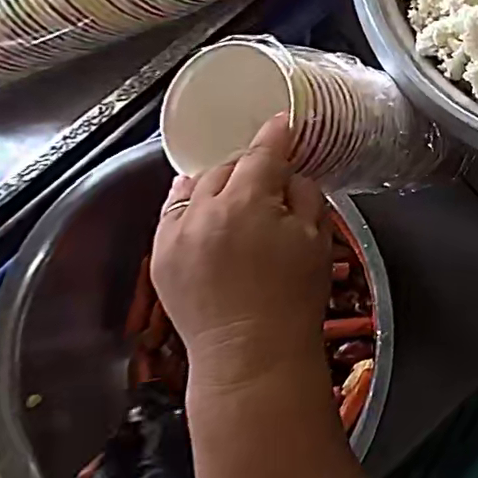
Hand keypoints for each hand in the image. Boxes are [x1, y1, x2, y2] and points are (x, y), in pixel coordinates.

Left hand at [151, 113, 331, 393]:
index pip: (264, 152)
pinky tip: (208, 208)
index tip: (285, 122)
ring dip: (220, 182)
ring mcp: (175, 234)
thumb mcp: (317, 239)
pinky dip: (192, 203)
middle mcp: (203, 212)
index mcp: (247, 204)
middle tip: (272, 176)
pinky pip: (174, 212)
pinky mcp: (159, 256)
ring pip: (197, 185)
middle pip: (227, 165)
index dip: (278, 133)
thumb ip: (305, 195)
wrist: (251, 356)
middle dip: (251, 164)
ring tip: (240, 194)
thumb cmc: (293, 299)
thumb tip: (291, 176)